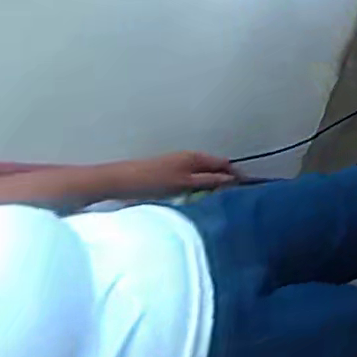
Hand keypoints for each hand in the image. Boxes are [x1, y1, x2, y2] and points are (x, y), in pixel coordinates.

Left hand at [101, 151, 238, 198]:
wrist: (112, 182)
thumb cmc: (150, 182)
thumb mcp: (185, 184)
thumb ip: (211, 181)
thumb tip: (233, 179)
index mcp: (197, 157)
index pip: (225, 164)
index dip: (236, 176)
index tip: (244, 190)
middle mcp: (188, 157)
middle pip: (213, 168)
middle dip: (222, 180)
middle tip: (226, 198)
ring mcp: (175, 163)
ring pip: (200, 174)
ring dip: (206, 185)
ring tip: (208, 200)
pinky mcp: (163, 171)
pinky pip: (188, 178)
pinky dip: (193, 186)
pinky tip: (188, 197)